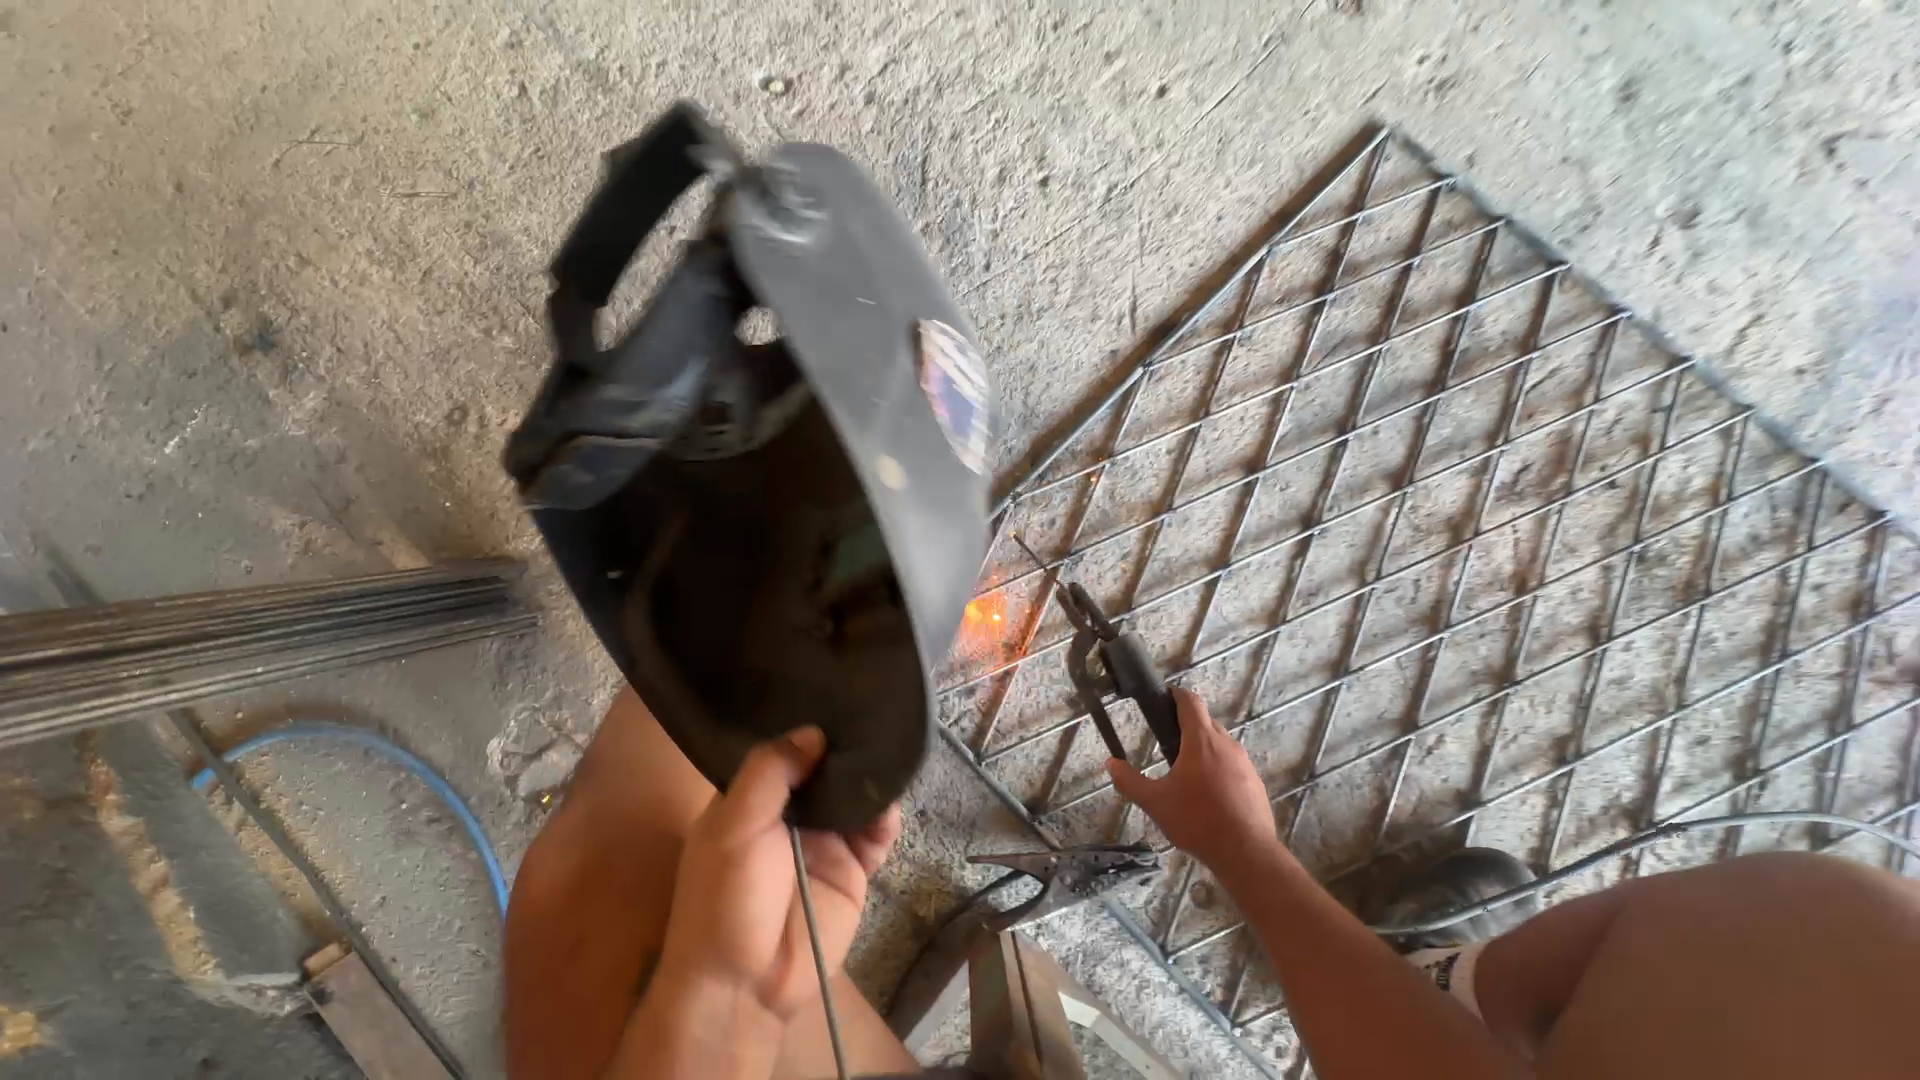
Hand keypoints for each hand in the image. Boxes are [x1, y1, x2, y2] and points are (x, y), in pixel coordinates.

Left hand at [651, 727, 902, 1022]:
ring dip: (872, 780)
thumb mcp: (733, 827)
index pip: (785, 752)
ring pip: (857, 798)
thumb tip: (814, 731)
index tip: (836, 696)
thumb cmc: (723, 899)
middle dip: (848, 750)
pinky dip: (886, 818)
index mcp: (753, 800)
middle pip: (827, 770)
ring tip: (889, 755)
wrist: (746, 987)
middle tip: (875, 716)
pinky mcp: (853, 870)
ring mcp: (825, 841)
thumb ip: (769, 773)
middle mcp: (792, 814)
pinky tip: (889, 806)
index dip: (807, 729)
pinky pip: (877, 835)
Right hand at [1107, 688, 1282, 874]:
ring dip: (1204, 749)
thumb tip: (1110, 763)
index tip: (1163, 697)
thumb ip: (1130, 781)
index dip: (1176, 695)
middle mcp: (1226, 745)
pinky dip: (1219, 769)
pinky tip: (1209, 795)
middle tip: (1167, 744)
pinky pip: (1233, 765)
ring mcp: (1245, 764)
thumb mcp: (1155, 802)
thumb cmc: (1197, 821)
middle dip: (1187, 726)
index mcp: (1201, 741)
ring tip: (1186, 774)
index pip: (1190, 702)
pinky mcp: (1255, 783)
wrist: (1246, 853)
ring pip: (1221, 745)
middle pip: (1206, 722)